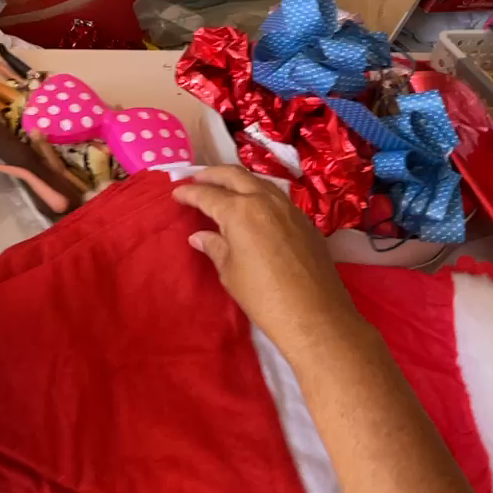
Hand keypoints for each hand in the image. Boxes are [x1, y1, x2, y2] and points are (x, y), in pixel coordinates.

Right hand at [173, 166, 352, 343]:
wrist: (316, 317)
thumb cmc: (263, 297)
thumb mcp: (230, 272)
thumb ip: (215, 247)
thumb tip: (200, 236)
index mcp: (240, 211)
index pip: (208, 195)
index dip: (189, 194)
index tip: (177, 194)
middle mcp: (264, 200)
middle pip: (234, 175)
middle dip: (212, 175)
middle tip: (196, 181)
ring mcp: (288, 208)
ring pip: (258, 181)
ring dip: (237, 180)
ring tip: (224, 188)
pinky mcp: (305, 221)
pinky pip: (276, 196)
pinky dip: (258, 193)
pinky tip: (253, 207)